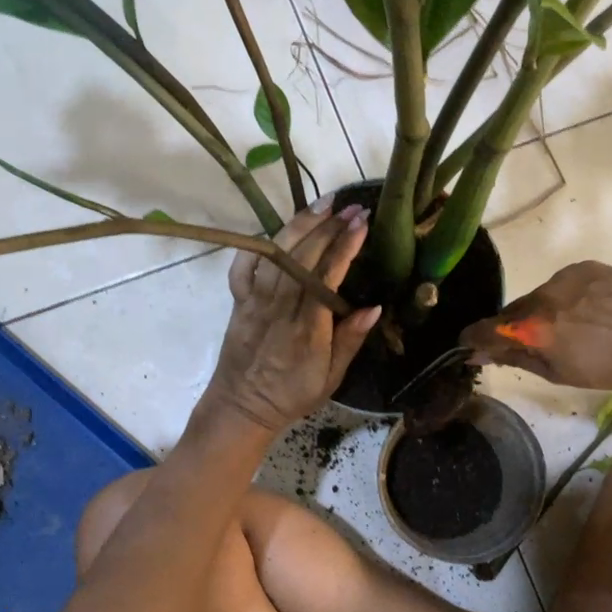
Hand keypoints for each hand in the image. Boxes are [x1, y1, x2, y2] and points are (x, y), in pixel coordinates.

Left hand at [202, 201, 381, 432]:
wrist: (242, 407)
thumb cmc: (293, 394)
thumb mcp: (332, 377)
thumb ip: (350, 340)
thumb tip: (373, 307)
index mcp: (307, 328)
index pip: (327, 276)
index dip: (344, 246)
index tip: (362, 223)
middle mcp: (279, 308)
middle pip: (303, 256)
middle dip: (329, 226)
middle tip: (353, 207)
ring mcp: (254, 302)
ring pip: (276, 254)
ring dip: (300, 224)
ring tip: (324, 204)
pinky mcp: (238, 302)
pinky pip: (244, 266)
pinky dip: (259, 245)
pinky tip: (279, 231)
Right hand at [461, 261, 611, 391]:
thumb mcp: (559, 373)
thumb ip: (517, 359)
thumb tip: (481, 354)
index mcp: (534, 328)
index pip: (486, 329)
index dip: (475, 338)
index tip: (472, 346)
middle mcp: (544, 296)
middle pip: (514, 311)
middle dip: (515, 327)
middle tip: (533, 343)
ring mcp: (568, 277)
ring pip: (541, 294)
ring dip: (544, 310)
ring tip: (571, 327)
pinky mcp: (590, 266)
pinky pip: (566, 282)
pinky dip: (569, 295)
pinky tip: (591, 310)